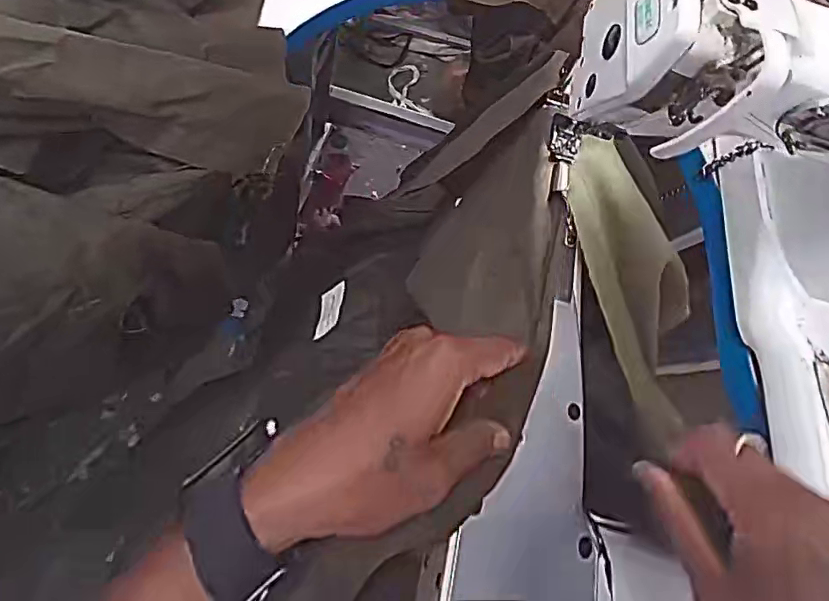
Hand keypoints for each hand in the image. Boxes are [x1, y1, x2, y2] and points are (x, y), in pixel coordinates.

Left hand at [241, 326, 526, 549]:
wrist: (297, 482)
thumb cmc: (357, 476)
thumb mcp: (435, 474)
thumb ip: (477, 444)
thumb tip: (496, 431)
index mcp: (444, 360)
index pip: (501, 349)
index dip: (520, 365)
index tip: (531, 375)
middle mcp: (421, 345)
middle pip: (474, 354)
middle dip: (486, 384)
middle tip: (488, 424)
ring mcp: (397, 353)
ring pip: (447, 361)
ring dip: (457, 389)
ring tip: (452, 433)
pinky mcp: (378, 366)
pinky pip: (422, 367)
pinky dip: (432, 389)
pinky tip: (424, 428)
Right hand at [637, 425, 828, 600]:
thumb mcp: (710, 583)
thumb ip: (678, 517)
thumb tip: (651, 475)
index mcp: (767, 507)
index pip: (713, 440)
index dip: (682, 447)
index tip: (668, 465)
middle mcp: (803, 499)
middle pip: (742, 451)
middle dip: (712, 469)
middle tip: (688, 497)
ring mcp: (827, 511)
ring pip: (767, 468)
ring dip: (742, 485)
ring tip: (725, 529)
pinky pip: (795, 491)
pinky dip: (772, 503)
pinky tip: (759, 540)